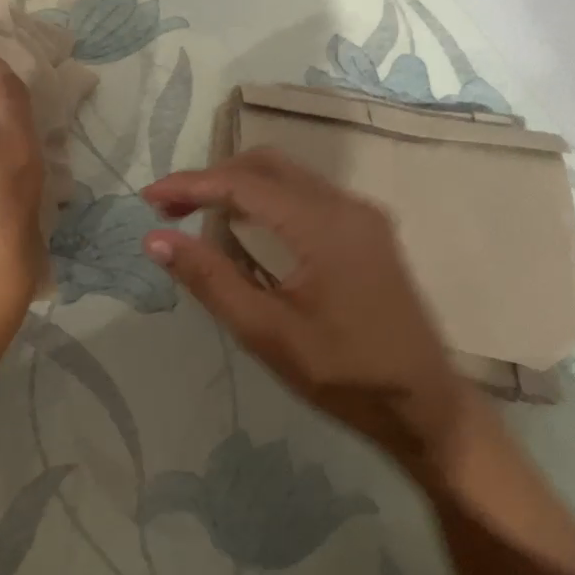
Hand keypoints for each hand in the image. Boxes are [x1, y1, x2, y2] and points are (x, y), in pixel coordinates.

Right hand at [141, 149, 474, 470]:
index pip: (241, 184)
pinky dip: (262, 199)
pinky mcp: (366, 234)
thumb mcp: (264, 331)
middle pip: (265, 165)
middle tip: (169, 209)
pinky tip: (240, 227)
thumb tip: (154, 239)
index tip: (147, 200)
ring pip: (286, 176)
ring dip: (235, 186)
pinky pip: (303, 195)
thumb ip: (209, 278)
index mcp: (322, 227)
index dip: (189, 186)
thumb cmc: (344, 374)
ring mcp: (361, 218)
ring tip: (193, 215)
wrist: (427, 408)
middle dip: (210, 178)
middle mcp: (346, 208)